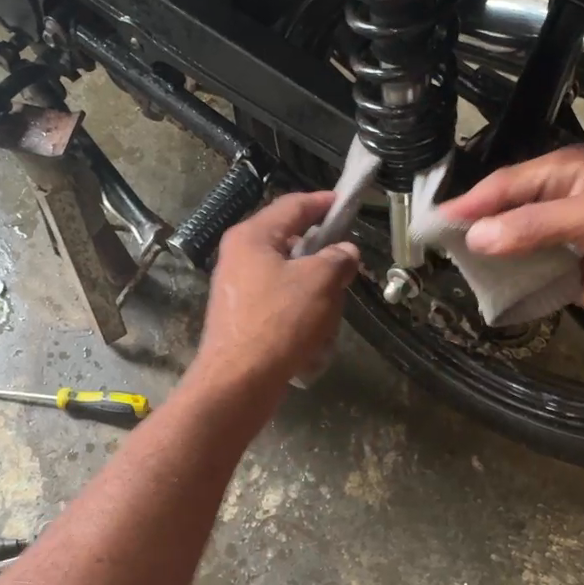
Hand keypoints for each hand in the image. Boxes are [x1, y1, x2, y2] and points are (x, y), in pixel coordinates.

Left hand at [190, 191, 359, 394]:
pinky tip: (312, 339)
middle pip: (290, 244)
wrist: (238, 381)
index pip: (292, 205)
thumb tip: (346, 252)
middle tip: (346, 269)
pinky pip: (279, 307)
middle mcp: (238, 257)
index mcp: (252, 237)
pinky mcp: (241, 320)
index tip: (346, 204)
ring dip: (314, 294)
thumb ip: (338, 259)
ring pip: (288, 280)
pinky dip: (299, 317)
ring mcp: (237, 290)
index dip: (322, 202)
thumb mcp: (320, 283)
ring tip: (330, 314)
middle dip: (322, 258)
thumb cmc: (279, 323)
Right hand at [439, 145, 583, 334]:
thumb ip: (537, 225)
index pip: (507, 182)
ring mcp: (550, 234)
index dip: (471, 201)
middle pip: (499, 206)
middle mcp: (553, 197)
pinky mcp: (551, 265)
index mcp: (565, 171)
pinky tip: (477, 278)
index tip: (436, 221)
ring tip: (446, 260)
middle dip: (469, 221)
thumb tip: (477, 237)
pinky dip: (497, 272)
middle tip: (433, 240)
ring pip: (503, 235)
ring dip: (480, 248)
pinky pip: (515, 265)